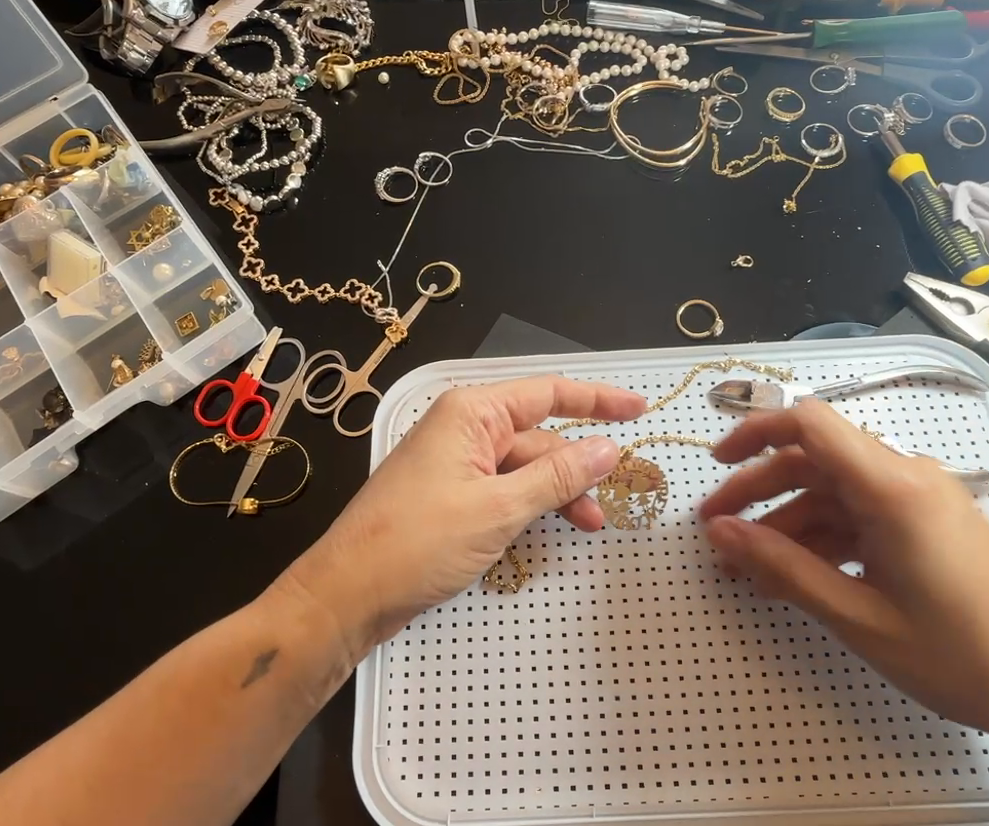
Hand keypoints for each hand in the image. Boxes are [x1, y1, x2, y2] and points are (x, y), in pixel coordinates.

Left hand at [283, 376, 644, 656]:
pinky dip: (532, 506)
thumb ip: (557, 477)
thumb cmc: (418, 542)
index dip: (598, 399)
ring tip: (590, 525)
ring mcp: (457, 464)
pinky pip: (506, 490)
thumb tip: (608, 448)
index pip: (548, 393)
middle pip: (539, 435)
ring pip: (525, 467)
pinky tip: (552, 528)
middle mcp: (466, 429)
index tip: (640, 407)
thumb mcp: (498, 509)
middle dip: (578, 465)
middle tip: (618, 495)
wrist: (349, 594)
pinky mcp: (453, 496)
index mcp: (472, 413)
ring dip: (558, 492)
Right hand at [698, 400, 988, 743]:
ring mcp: (921, 500)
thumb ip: (782, 568)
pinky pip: (861, 517)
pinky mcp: (930, 525)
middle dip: (758, 491)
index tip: (715, 465)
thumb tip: (720, 535)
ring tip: (748, 569)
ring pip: (834, 493)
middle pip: (813, 461)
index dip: (754, 431)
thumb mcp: (859, 617)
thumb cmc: (963, 656)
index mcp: (890, 485)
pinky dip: (823, 538)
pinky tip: (797, 576)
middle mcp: (905, 477)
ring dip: (787, 523)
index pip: (808, 422)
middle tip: (715, 533)